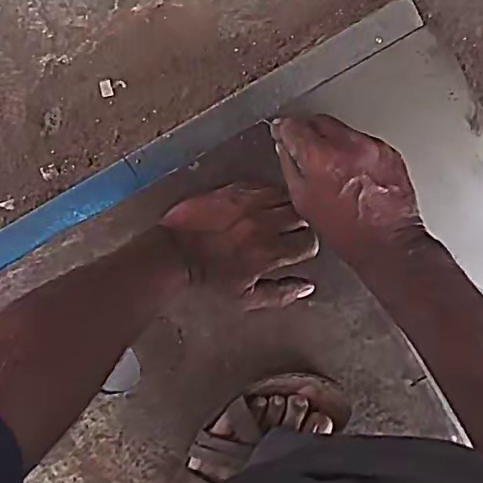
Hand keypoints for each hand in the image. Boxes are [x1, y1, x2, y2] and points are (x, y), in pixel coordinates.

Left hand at [158, 183, 319, 309]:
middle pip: (302, 216)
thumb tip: (307, 287)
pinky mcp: (234, 189)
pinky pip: (264, 185)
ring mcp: (248, 202)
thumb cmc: (208, 280)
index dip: (306, 247)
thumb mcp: (245, 298)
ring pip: (286, 196)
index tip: (297, 250)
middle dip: (300, 226)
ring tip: (277, 216)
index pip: (309, 242)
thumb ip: (280, 293)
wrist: (174, 255)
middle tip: (288, 233)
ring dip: (286, 206)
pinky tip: (261, 204)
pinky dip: (268, 194)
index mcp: (268, 252)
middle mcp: (263, 223)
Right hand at [271, 115, 425, 258]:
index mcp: (322, 158)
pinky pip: (364, 141)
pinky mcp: (389, 152)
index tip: (282, 130)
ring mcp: (371, 147)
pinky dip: (356, 151)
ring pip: (343, 129)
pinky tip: (355, 172)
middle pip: (319, 121)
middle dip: (309, 131)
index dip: (284, 127)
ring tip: (334, 168)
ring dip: (334, 141)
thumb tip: (286, 149)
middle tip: (306, 148)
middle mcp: (348, 146)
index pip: (294, 125)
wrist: (388, 243)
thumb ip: (290, 168)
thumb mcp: (304, 202)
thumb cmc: (348, 232)